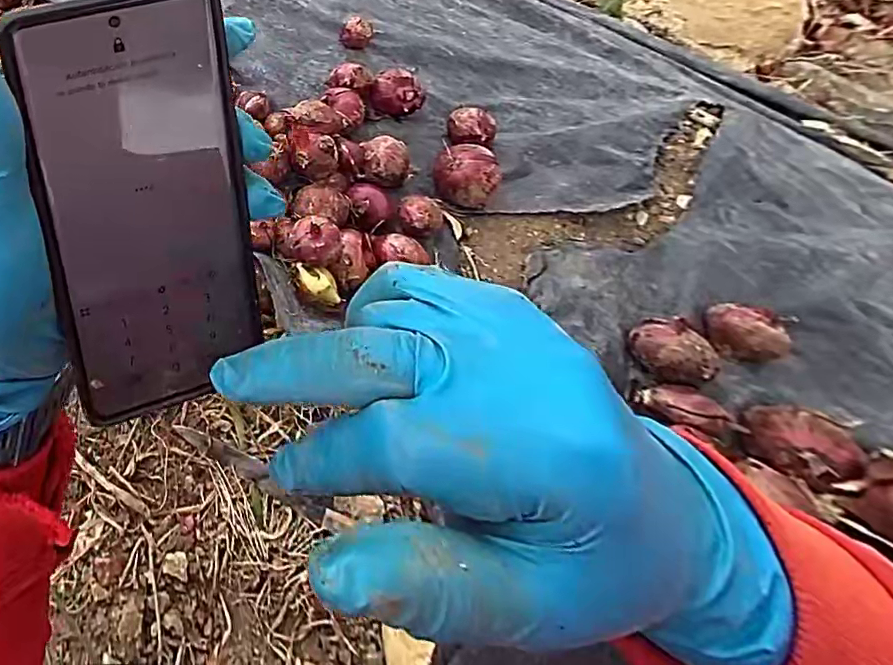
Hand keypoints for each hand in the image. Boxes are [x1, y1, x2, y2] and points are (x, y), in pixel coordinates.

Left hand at [0, 17, 286, 438]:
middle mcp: (100, 149)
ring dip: (233, 166)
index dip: (181, 46)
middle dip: (225, 117)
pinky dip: (225, 207)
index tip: (234, 36)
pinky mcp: (142, 231)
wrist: (2, 358)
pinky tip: (248, 221)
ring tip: (259, 193)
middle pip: (176, 114)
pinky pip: (194, 207)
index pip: (125, 68)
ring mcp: (126, 192)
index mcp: (63, 126)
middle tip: (253, 141)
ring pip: (193, 160)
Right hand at [210, 264, 791, 663]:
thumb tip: (325, 573)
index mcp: (537, 448)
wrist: (663, 502)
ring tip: (305, 379)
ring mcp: (510, 319)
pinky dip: (373, 311)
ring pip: (389, 305)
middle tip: (228, 381)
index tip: (279, 482)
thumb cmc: (592, 564)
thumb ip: (428, 584)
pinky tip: (366, 347)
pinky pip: (416, 285)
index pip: (392, 440)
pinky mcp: (502, 302)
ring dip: (337, 341)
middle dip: (290, 367)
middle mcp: (517, 363)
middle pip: (376, 349)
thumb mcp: (526, 608)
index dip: (320, 461)